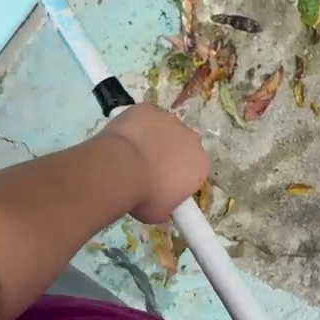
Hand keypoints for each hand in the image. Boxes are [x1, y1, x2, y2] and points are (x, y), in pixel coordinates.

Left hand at [97, 104, 210, 224]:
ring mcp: (168, 119)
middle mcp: (191, 138)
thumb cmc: (142, 197)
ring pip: (162, 128)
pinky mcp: (147, 108)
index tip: (162, 183)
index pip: (193, 169)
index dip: (177, 176)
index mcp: (200, 164)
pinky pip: (143, 116)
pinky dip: (135, 125)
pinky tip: (123, 137)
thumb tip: (161, 200)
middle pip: (180, 145)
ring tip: (131, 152)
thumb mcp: (160, 211)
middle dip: (167, 154)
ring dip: (151, 137)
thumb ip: (168, 202)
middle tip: (145, 168)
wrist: (118, 170)